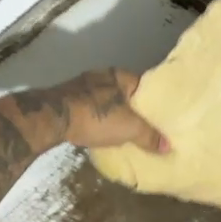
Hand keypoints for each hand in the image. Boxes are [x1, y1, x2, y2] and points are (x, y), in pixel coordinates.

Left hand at [51, 69, 169, 153]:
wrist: (53, 117)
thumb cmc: (95, 116)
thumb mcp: (129, 127)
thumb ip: (150, 135)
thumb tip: (167, 146)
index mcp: (118, 75)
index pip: (144, 84)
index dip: (157, 98)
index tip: (167, 113)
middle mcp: (101, 76)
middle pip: (126, 93)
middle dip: (137, 108)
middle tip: (153, 126)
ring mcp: (83, 86)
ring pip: (109, 101)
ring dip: (118, 114)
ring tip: (133, 132)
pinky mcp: (70, 99)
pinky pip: (94, 109)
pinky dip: (102, 119)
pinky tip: (108, 131)